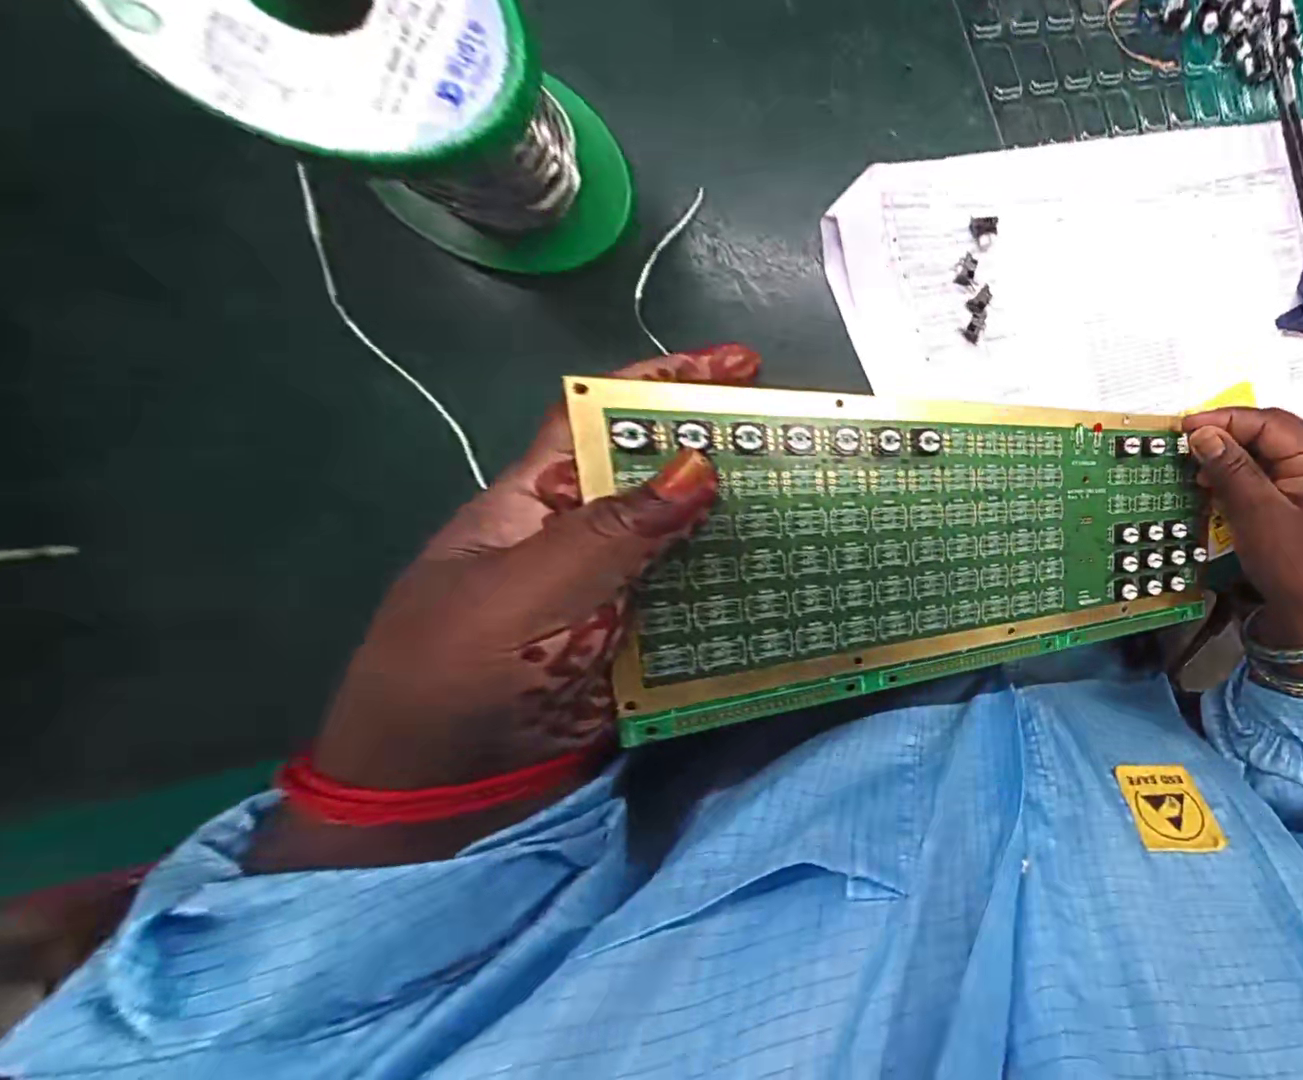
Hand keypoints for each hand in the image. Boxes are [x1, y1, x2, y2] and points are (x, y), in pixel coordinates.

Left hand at [310, 345, 758, 790]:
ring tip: (808, 499)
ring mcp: (624, 584)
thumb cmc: (458, 671)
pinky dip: (745, 579)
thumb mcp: (526, 590)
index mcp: (540, 498)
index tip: (740, 365)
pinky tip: (787, 570)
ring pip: (693, 533)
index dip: (668, 381)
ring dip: (745, 517)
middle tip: (795, 438)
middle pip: (664, 473)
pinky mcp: (652, 632)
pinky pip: (705, 591)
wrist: (448, 787)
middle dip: (724, 448)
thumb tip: (699, 466)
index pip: (604, 415)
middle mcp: (589, 532)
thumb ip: (612, 530)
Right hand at [1181, 408, 1302, 662]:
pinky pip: (1266, 475)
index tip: (1187, 427)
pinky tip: (1215, 483)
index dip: (1226, 421)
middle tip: (1188, 444)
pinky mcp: (1301, 499)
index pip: (1271, 423)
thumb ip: (1231, 469)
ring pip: (1265, 455)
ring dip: (1230, 458)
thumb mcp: (1257, 513)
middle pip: (1270, 436)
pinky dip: (1239, 477)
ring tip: (1198, 467)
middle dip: (1227, 438)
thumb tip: (1202, 434)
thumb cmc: (1292, 566)